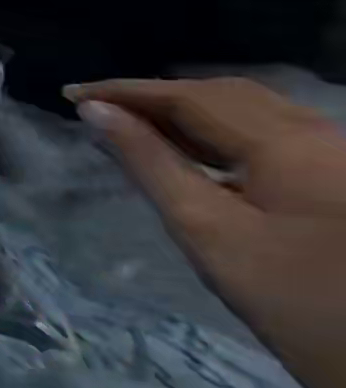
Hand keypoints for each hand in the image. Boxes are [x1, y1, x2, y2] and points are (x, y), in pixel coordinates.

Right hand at [68, 77, 345, 387]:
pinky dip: (224, 129)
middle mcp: (330, 139)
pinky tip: (190, 146)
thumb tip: (94, 110)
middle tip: (95, 105)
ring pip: (258, 110)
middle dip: (158, 94)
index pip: (193, 98)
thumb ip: (148, 161)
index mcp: (292, 147)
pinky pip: (280, 132)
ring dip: (190, 109)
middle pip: (231, 95)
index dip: (126, 90)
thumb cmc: (288, 297)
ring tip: (132, 122)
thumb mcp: (204, 227)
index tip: (67, 93)